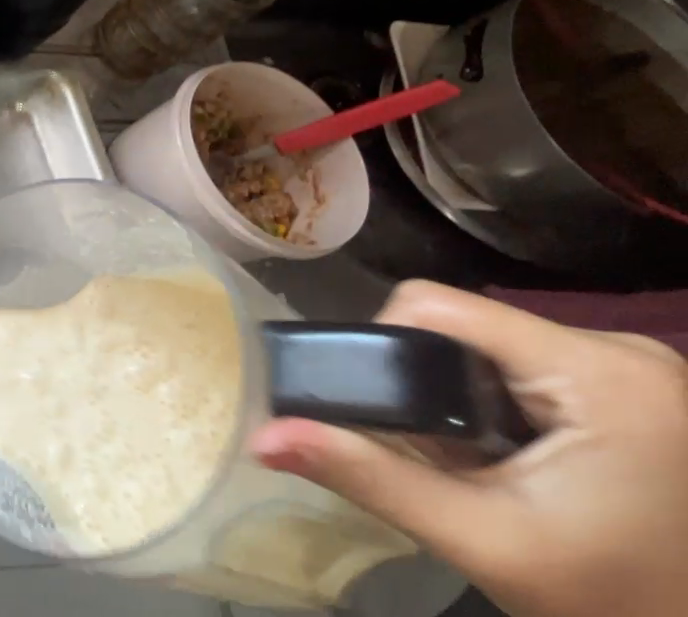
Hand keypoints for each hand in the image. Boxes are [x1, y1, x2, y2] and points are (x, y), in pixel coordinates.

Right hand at [249, 280, 687, 616]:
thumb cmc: (608, 597)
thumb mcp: (479, 539)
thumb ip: (366, 476)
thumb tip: (261, 438)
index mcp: (602, 371)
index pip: (434, 306)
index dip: (383, 349)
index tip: (390, 419)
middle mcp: (623, 349)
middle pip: (458, 325)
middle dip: (424, 386)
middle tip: (438, 457)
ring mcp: (632, 366)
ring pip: (482, 344)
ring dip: (453, 398)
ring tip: (475, 464)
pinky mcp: (630, 386)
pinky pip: (518, 363)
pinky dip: (490, 405)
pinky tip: (510, 459)